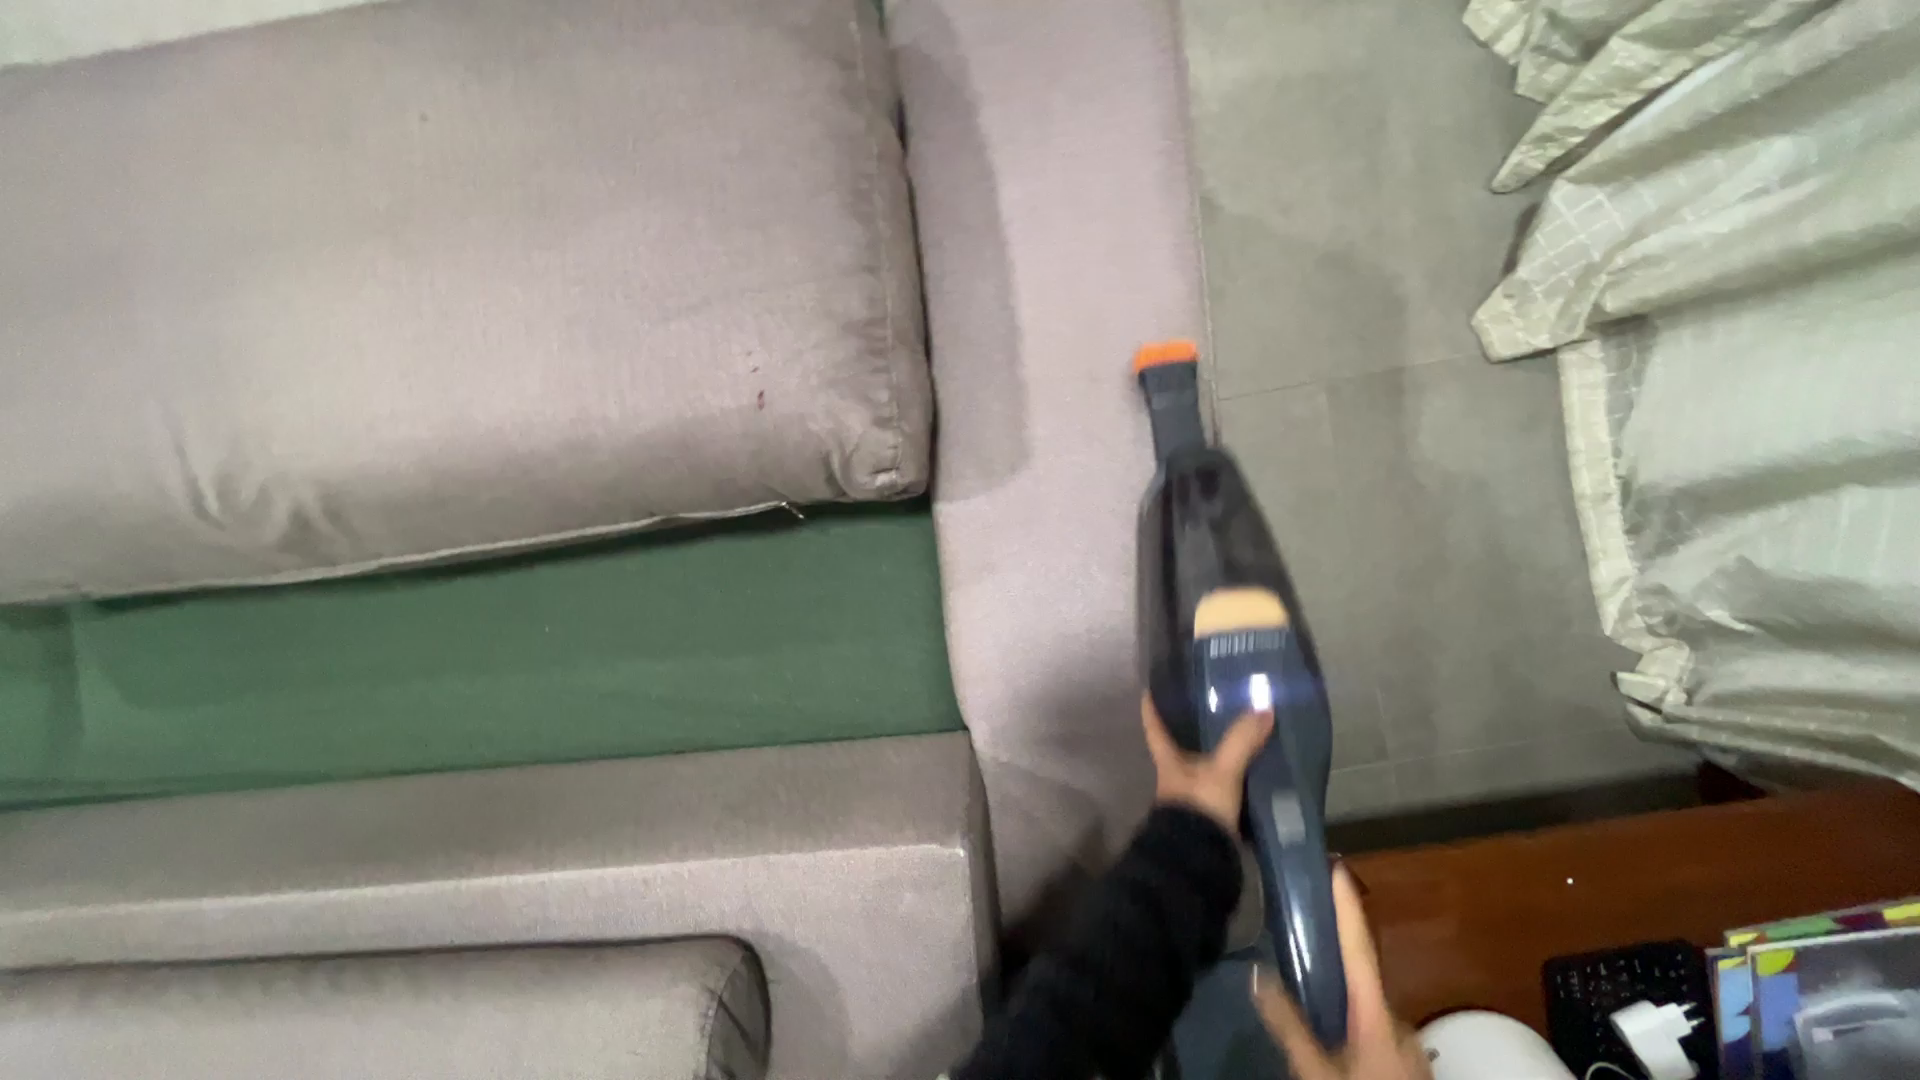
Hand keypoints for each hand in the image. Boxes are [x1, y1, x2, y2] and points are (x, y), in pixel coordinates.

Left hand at [1141, 694, 1273, 833]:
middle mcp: (1175, 777)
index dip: (1151, 709)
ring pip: (1200, 767)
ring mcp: (1191, 798)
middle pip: (1178, 746)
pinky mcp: (1210, 815)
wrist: (1200, 862)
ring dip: (1214, 754)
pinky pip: (1221, 787)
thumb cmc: (1199, 808)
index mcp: (1168, 761)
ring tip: (1237, 735)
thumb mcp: (1222, 771)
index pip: (1154, 728)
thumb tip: (1263, 707)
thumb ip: (1241, 741)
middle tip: (1208, 707)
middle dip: (1190, 730)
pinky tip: (1250, 772)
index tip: (1149, 690)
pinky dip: (1232, 777)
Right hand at [1252, 865, 1432, 1079]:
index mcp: (1376, 1014)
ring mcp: (1409, 1050)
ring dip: (1340, 1010)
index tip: (1338, 866)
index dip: (1347, 906)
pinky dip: (1352, 1034)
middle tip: (1295, 958)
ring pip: (1366, 1015)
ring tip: (1308, 1023)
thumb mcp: (1316, 1073)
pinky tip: (1334, 1056)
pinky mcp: (1409, 1070)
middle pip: (1361, 981)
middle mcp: (1399, 1023)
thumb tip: (1256, 973)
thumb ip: (1288, 1025)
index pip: (1357, 946)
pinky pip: (1375, 1038)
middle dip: (1330, 969)